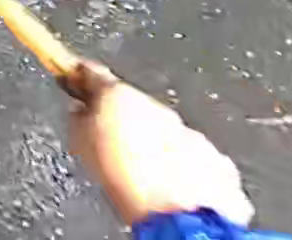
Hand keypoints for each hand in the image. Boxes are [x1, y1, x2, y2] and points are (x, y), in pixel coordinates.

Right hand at [66, 63, 253, 227]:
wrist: (179, 219)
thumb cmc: (122, 176)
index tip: (71, 80)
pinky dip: (182, 165)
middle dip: (123, 117)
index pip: (92, 72)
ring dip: (154, 142)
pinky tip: (171, 185)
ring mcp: (193, 136)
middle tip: (110, 139)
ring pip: (166, 132)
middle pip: (134, 104)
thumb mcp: (78, 140)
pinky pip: (195, 157)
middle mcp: (159, 108)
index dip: (78, 76)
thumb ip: (78, 116)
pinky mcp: (221, 165)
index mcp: (120, 94)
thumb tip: (82, 111)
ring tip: (144, 170)